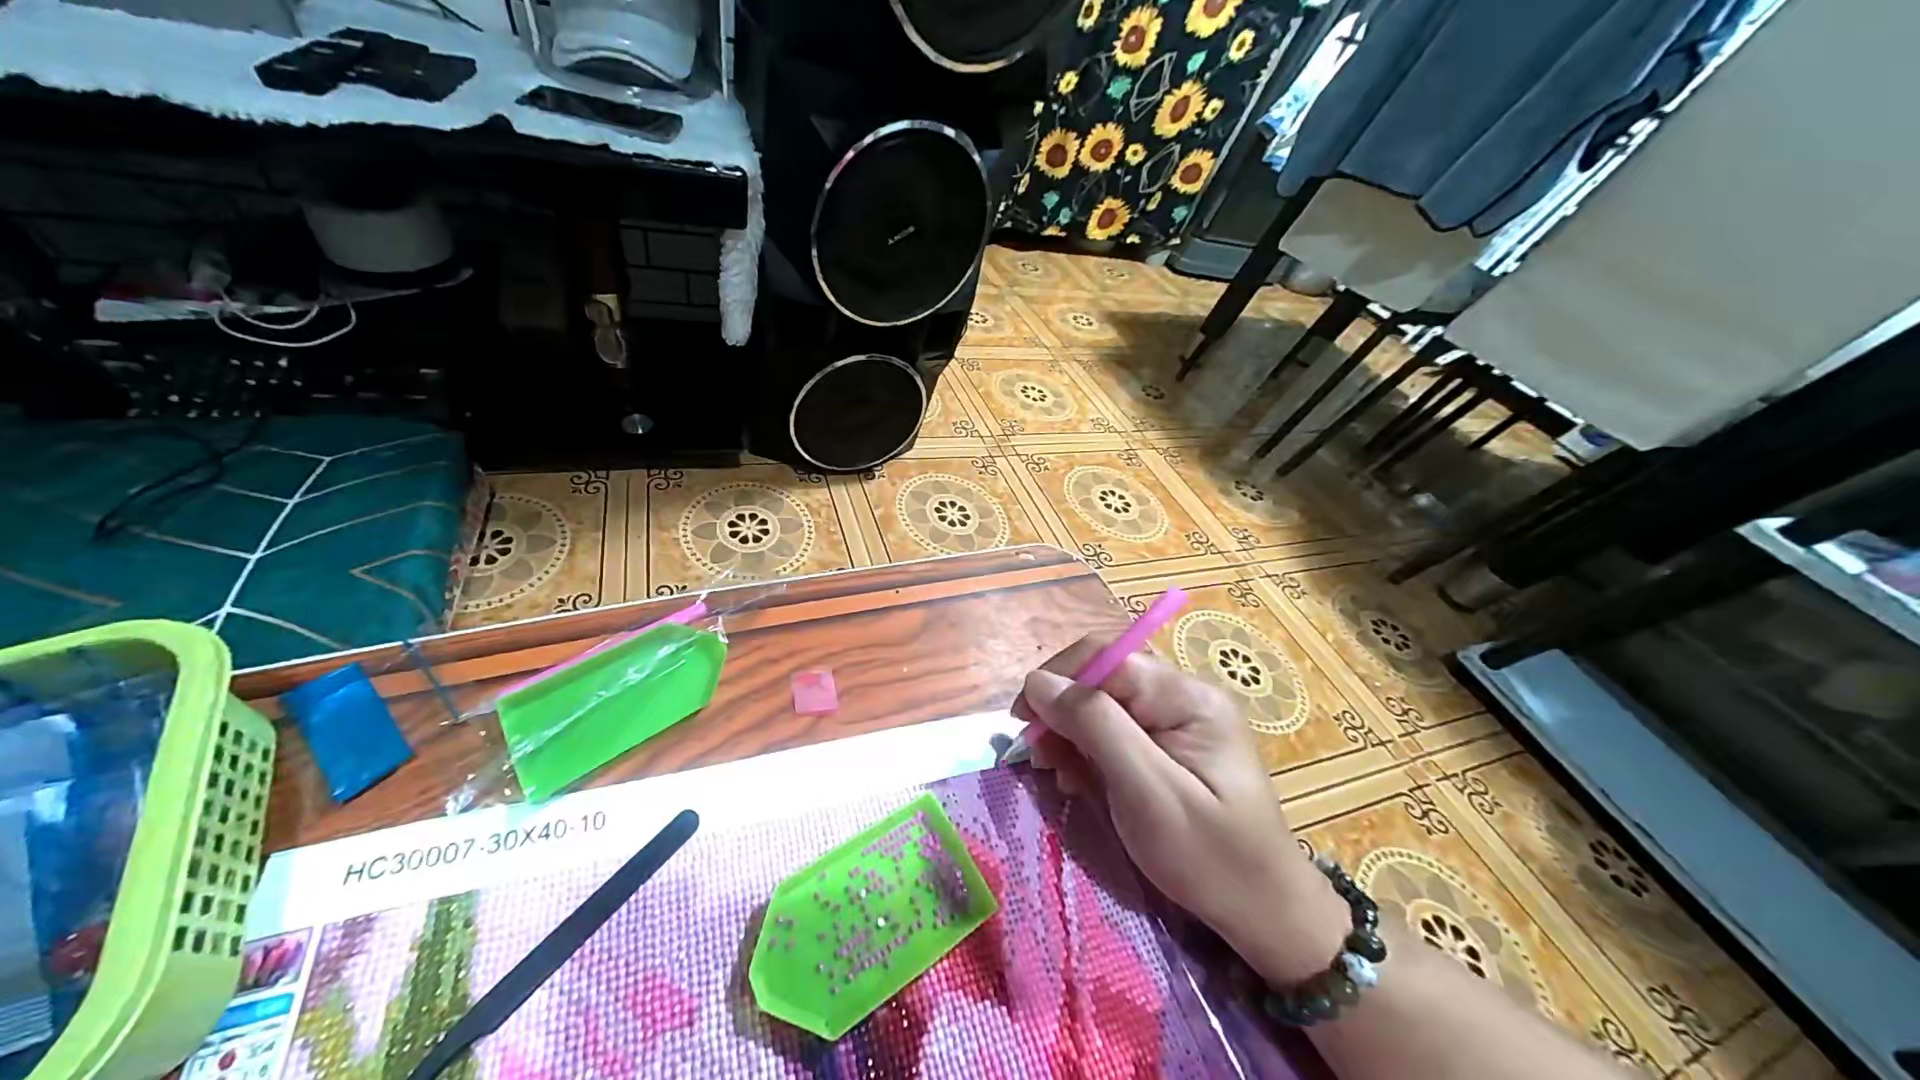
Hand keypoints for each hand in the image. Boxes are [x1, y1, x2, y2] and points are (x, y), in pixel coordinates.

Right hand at [1018, 635, 1349, 983]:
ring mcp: (1181, 720)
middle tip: (1041, 758)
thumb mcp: (1146, 792)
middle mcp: (1184, 695)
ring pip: (1105, 706)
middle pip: (1103, 679)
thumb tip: (1038, 681)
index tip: (1022, 723)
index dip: (1057, 679)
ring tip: (1061, 775)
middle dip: (1064, 713)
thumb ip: (1094, 727)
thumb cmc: (1208, 856)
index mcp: (1187, 696)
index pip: (1106, 658)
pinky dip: (1092, 752)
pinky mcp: (1173, 745)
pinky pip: (1119, 732)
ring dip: (1074, 735)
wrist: (1264, 912)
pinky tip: (1083, 780)